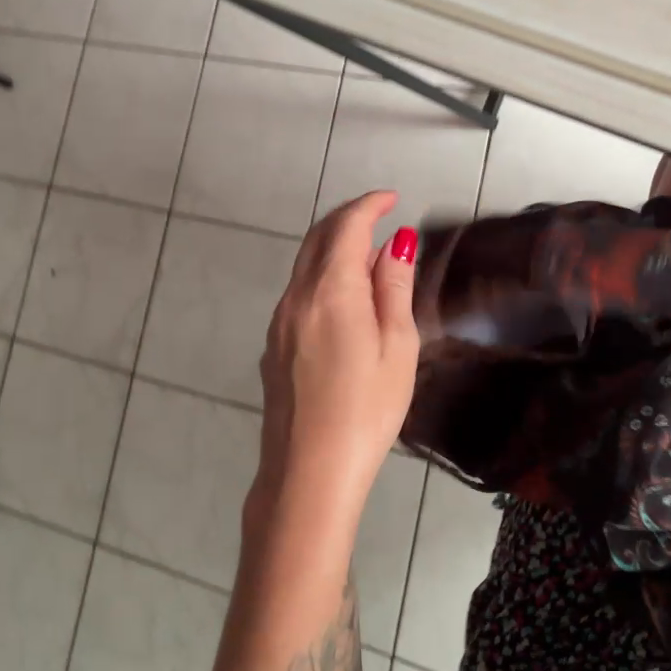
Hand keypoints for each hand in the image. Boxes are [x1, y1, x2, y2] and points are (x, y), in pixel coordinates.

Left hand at [249, 191, 419, 530]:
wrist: (308, 472)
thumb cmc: (367, 408)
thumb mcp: (397, 345)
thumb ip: (394, 287)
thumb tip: (396, 242)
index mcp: (331, 291)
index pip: (346, 227)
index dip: (369, 205)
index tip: (392, 198)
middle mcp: (297, 297)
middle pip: (317, 237)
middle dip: (348, 217)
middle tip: (381, 215)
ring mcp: (279, 322)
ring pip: (305, 263)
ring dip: (335, 245)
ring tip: (372, 257)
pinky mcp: (274, 346)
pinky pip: (299, 290)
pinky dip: (324, 273)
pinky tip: (347, 296)